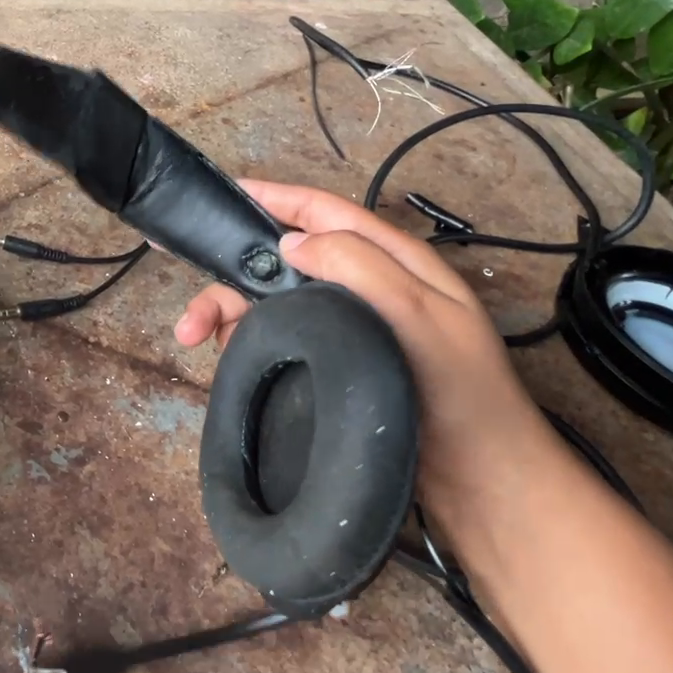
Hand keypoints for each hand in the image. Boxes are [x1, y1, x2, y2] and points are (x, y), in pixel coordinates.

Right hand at [173, 179, 550, 515]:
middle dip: (231, 270)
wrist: (480, 480)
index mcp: (391, 260)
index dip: (275, 196)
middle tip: (193, 298)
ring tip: (192, 336)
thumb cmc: (459, 389)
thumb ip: (356, 263)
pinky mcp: (331, 359)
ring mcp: (343, 324)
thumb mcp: (418, 313)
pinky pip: (273, 334)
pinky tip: (222, 354)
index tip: (227, 192)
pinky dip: (241, 338)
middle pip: (281, 259)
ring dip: (225, 309)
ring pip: (268, 299)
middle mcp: (361, 285)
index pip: (323, 212)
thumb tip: (289, 241)